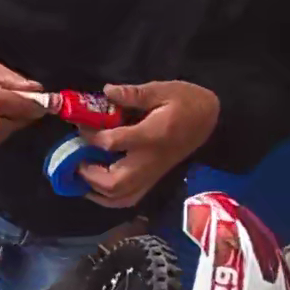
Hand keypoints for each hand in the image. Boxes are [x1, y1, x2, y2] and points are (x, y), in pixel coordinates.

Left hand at [76, 81, 219, 207]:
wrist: (212, 121)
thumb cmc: (187, 103)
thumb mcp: (163, 89)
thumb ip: (133, 93)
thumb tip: (106, 91)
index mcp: (151, 137)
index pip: (112, 142)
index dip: (91, 136)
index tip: (79, 126)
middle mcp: (148, 162)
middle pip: (114, 182)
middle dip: (89, 173)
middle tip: (76, 159)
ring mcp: (150, 175)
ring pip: (118, 196)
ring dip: (94, 189)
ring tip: (82, 173)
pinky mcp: (151, 181)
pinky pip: (125, 200)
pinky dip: (107, 199)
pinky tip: (93, 188)